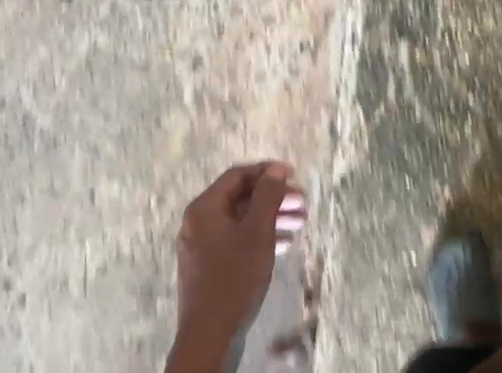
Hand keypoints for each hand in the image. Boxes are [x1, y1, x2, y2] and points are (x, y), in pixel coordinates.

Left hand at [168, 162, 306, 372]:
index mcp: (205, 207)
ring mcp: (201, 245)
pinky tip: (284, 244)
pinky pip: (236, 239)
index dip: (267, 171)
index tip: (294, 175)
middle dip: (273, 197)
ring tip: (301, 222)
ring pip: (241, 219)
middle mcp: (199, 221)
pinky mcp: (208, 265)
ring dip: (271, 217)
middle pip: (240, 197)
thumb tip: (277, 168)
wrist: (209, 333)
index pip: (238, 175)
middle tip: (302, 202)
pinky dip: (259, 236)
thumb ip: (267, 195)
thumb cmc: (234, 275)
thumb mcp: (257, 231)